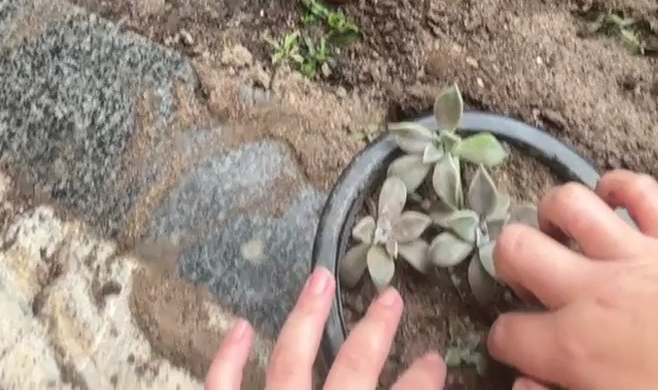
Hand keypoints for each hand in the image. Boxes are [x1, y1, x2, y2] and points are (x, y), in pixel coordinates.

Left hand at [205, 266, 446, 389]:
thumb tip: (420, 377)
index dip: (421, 383)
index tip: (436, 359)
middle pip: (352, 375)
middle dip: (374, 335)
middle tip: (392, 298)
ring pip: (289, 364)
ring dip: (306, 319)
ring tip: (321, 278)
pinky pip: (221, 389)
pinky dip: (228, 360)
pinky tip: (241, 327)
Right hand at [488, 172, 657, 389]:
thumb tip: (522, 385)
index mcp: (579, 350)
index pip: (509, 332)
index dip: (503, 341)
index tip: (513, 346)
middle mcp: (594, 292)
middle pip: (515, 246)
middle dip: (505, 259)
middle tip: (529, 281)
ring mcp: (637, 258)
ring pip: (568, 204)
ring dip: (554, 215)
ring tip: (562, 235)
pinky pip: (639, 190)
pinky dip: (619, 186)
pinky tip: (612, 201)